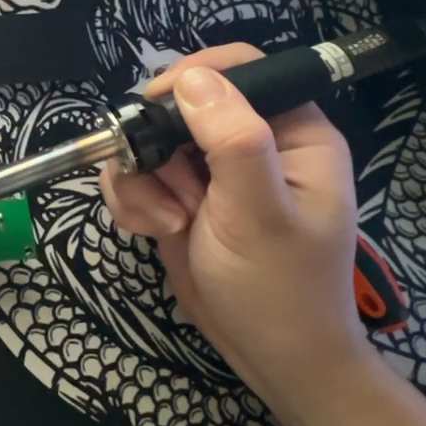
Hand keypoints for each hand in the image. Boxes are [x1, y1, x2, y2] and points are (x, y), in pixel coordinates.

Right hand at [100, 44, 368, 408]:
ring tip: (167, 221)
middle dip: (156, 147)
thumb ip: (232, 142)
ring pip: (145, 142)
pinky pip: (133, 176)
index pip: (244, 71)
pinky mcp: (177, 196)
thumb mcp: (259, 213)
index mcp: (293, 134)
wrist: (266, 354)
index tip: (155, 107)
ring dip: (140, 182)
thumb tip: (192, 79)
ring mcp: (209, 172)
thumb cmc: (278, 286)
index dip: (194, 78)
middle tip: (169, 186)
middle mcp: (249, 144)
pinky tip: (154, 231)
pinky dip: (132, 202)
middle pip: (178, 106)